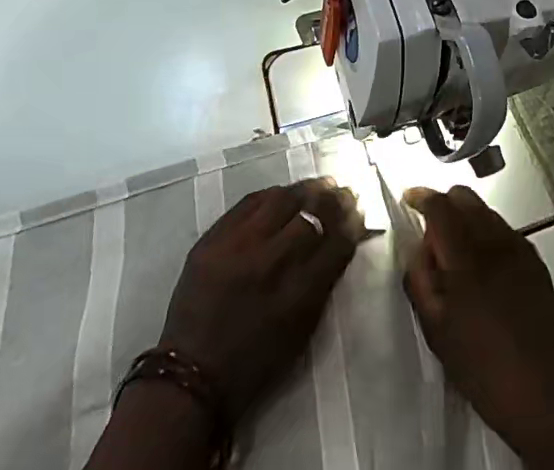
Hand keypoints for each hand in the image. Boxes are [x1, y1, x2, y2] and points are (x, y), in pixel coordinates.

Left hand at [159, 179, 363, 418]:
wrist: (193, 370)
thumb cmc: (255, 361)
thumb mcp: (300, 330)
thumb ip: (320, 285)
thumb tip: (338, 243)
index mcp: (297, 295)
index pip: (334, 246)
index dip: (351, 225)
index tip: (360, 211)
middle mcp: (269, 263)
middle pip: (309, 217)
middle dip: (332, 201)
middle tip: (344, 190)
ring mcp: (237, 246)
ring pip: (278, 202)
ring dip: (303, 190)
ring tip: (320, 184)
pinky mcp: (212, 238)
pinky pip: (246, 204)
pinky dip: (269, 195)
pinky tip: (282, 192)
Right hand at [403, 186, 553, 468]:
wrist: (551, 396)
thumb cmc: (484, 367)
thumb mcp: (435, 328)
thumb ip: (419, 279)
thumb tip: (418, 249)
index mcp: (466, 259)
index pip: (440, 206)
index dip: (420, 196)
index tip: (407, 199)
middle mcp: (495, 244)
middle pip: (465, 197)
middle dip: (443, 203)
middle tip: (430, 232)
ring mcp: (520, 251)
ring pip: (486, 210)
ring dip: (465, 216)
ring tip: (455, 251)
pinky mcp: (537, 264)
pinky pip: (505, 229)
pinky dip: (487, 231)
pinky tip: (482, 264)